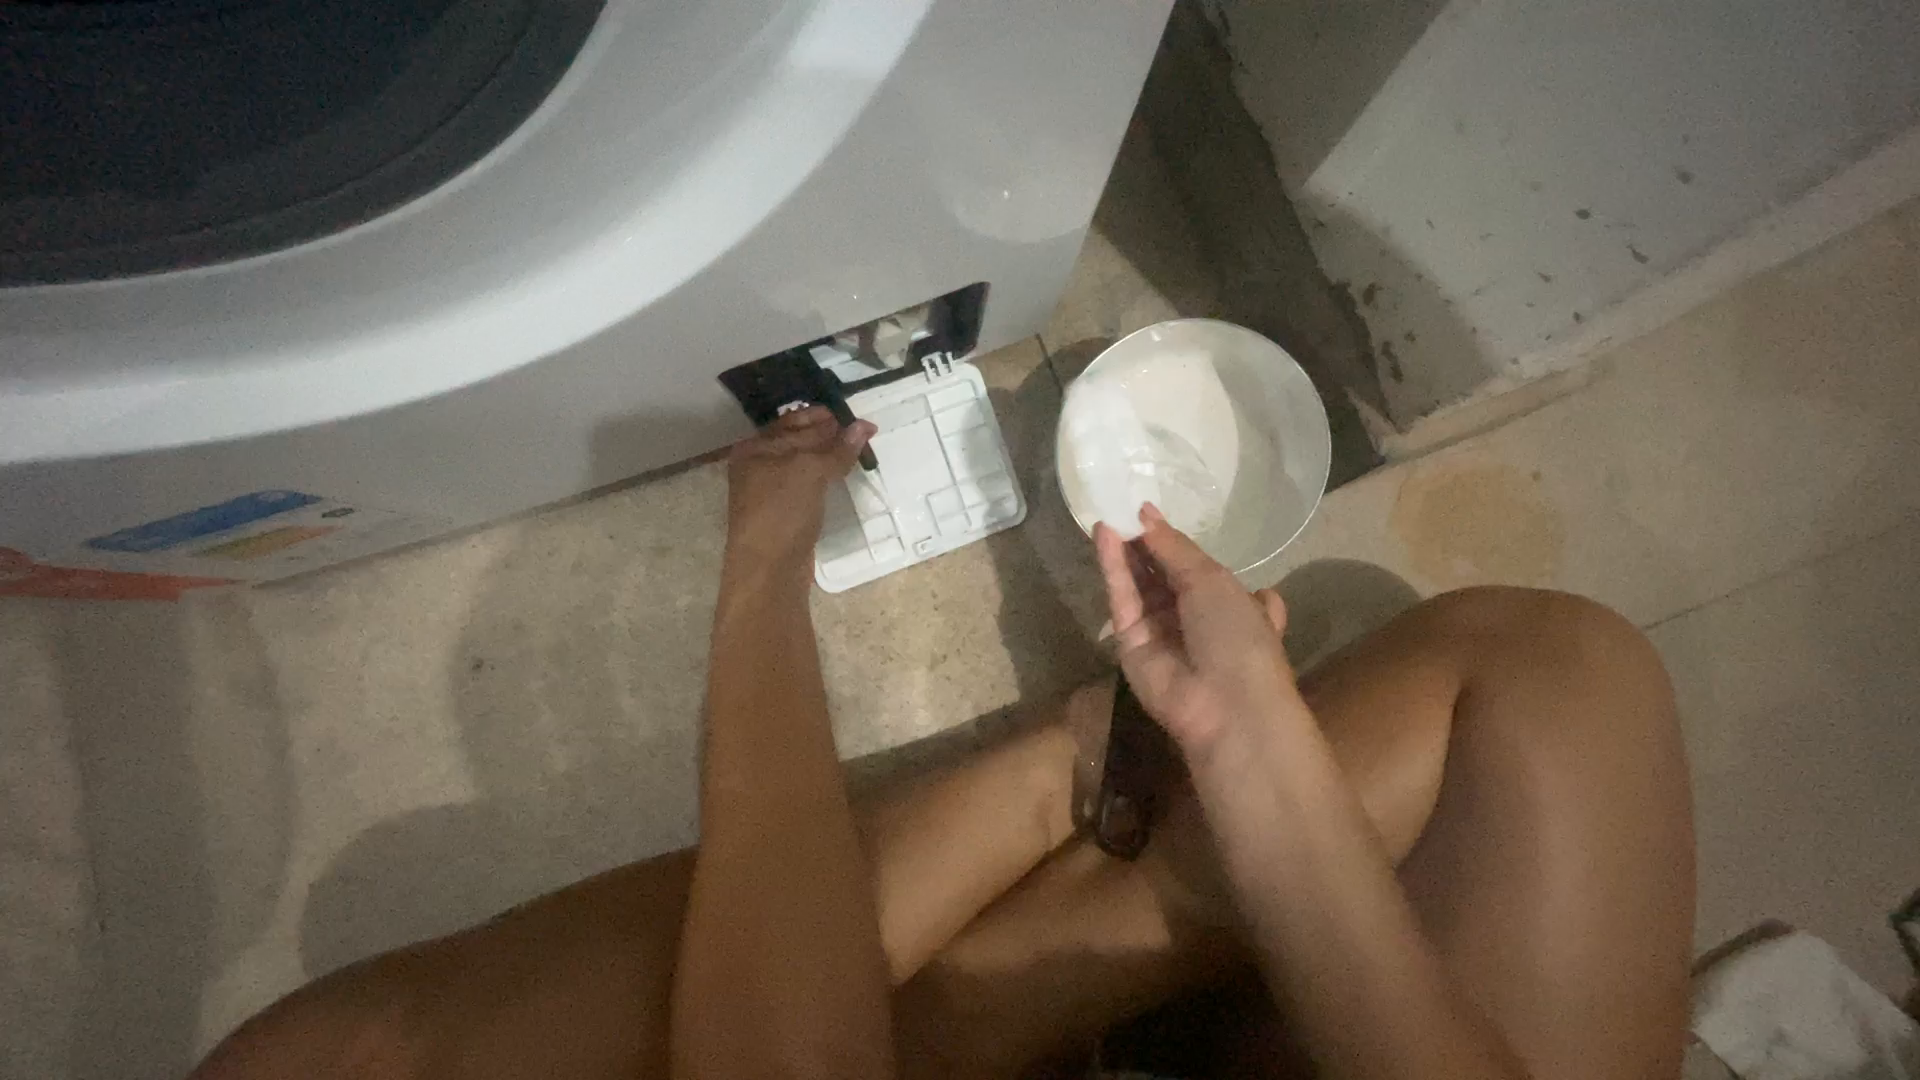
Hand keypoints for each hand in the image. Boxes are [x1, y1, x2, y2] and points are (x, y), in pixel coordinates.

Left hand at [725, 407, 875, 567]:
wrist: (769, 570)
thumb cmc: (781, 512)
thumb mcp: (809, 472)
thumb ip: (837, 449)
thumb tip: (864, 426)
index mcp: (755, 449)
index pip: (794, 422)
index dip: (825, 417)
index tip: (856, 417)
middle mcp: (758, 466)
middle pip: (798, 441)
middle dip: (828, 434)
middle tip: (862, 431)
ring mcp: (771, 491)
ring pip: (804, 464)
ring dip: (829, 455)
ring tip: (857, 449)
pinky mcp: (786, 513)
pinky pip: (808, 484)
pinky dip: (825, 476)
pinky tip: (841, 474)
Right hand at [1094, 504, 1310, 756]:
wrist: (1226, 705)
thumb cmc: (1237, 635)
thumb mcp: (1213, 580)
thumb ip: (1175, 547)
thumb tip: (1147, 514)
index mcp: (1227, 599)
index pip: (1193, 564)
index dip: (1170, 538)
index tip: (1146, 510)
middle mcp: (1191, 614)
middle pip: (1160, 572)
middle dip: (1143, 542)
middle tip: (1120, 506)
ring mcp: (1159, 629)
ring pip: (1137, 583)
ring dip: (1123, 550)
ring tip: (1106, 514)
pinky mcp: (1129, 642)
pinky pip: (1122, 599)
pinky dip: (1112, 568)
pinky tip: (1103, 536)